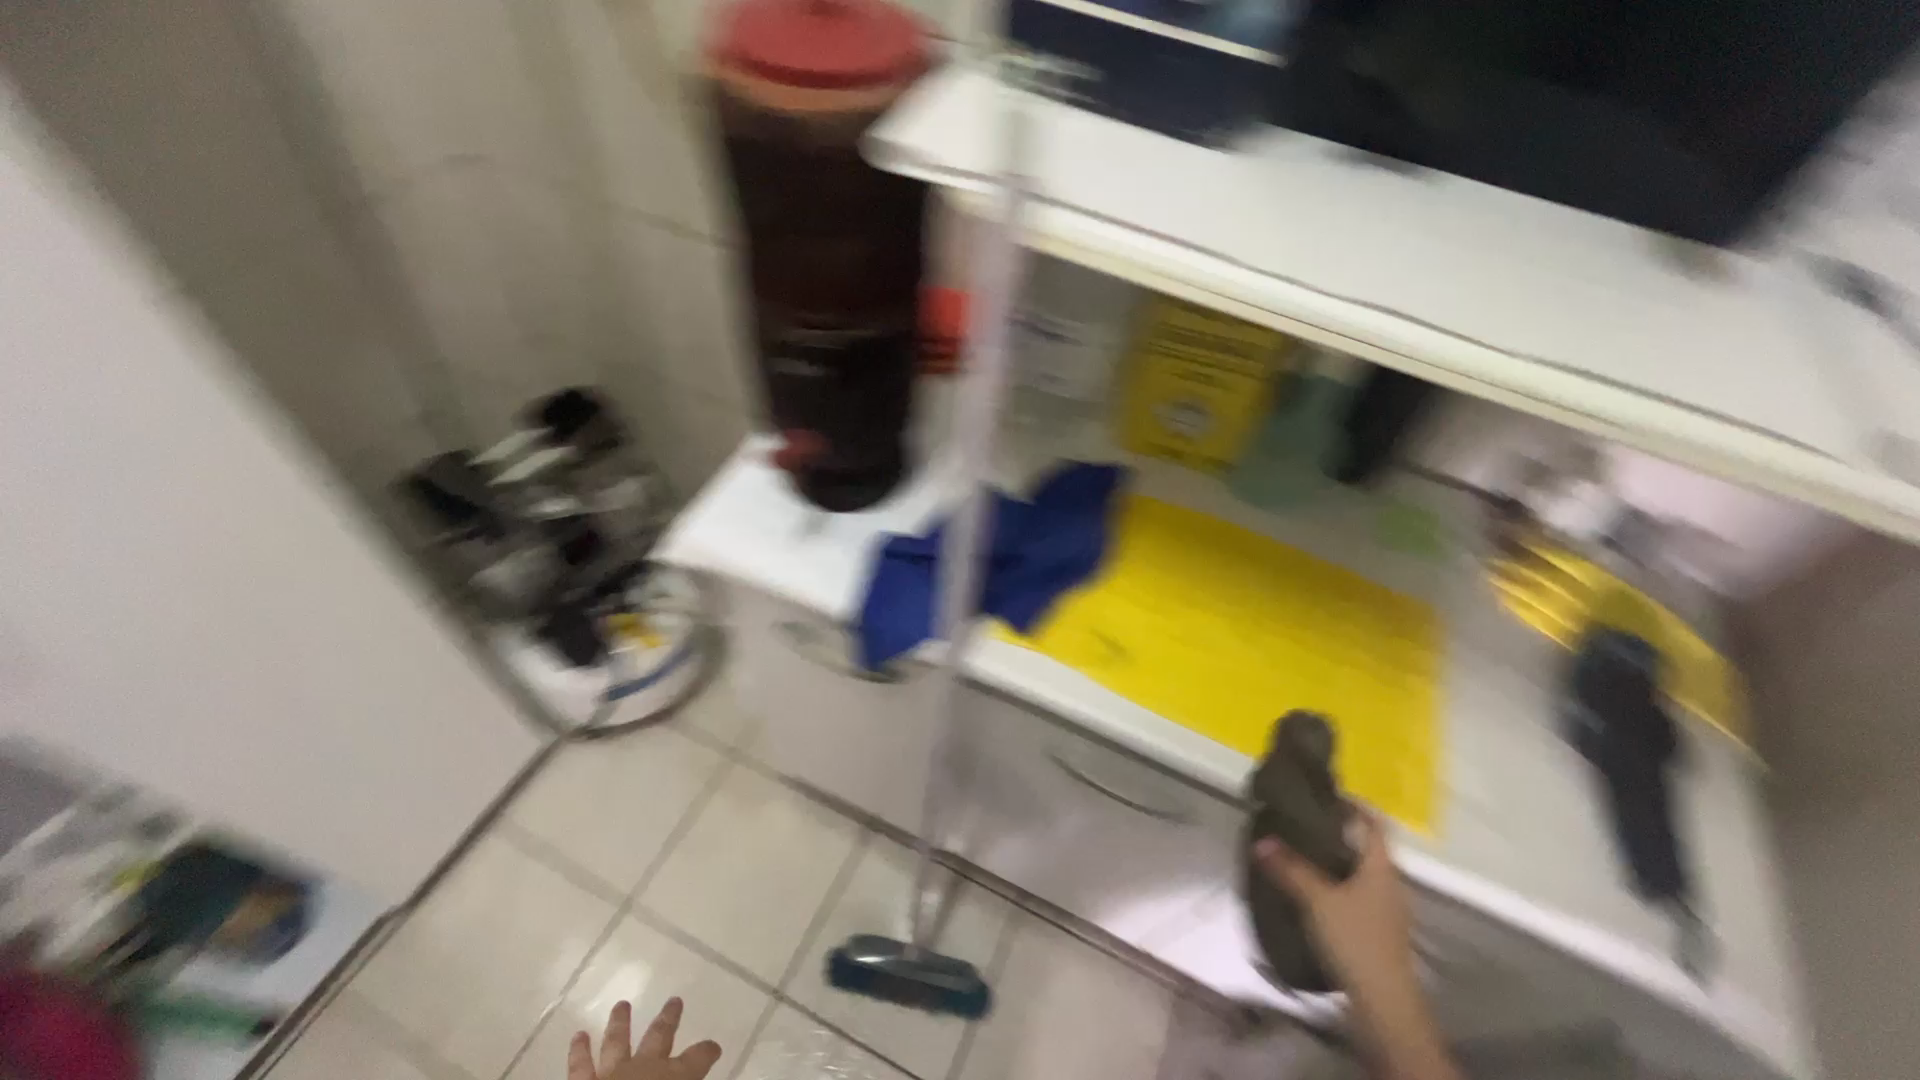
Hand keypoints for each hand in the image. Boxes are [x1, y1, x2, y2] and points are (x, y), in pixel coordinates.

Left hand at [568, 998, 721, 1079]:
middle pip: (660, 1036)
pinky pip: (579, 1066)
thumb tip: (697, 1078)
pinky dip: (578, 1050)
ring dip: (620, 1023)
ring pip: (617, 1041)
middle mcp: (645, 1067)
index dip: (707, 1051)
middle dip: (669, 1018)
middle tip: (674, 1000)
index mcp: (674, 1077)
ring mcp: (612, 1073)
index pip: (698, 1058)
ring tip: (621, 1005)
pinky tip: (578, 1036)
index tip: (714, 1046)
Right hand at [1253, 809, 1414, 996]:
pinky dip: (1341, 886)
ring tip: (1305, 856)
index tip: (1326, 796)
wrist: (1385, 1001)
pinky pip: (1360, 895)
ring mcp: (1388, 909)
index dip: (1355, 806)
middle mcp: (1391, 883)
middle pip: (1368, 848)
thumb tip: (1262, 841)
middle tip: (1305, 825)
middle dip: (1340, 834)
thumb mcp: (1316, 900)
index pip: (1374, 824)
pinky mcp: (1381, 931)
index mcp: (1381, 867)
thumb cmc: (1355, 939)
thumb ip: (1290, 869)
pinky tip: (1317, 895)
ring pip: (1363, 873)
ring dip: (1339, 862)